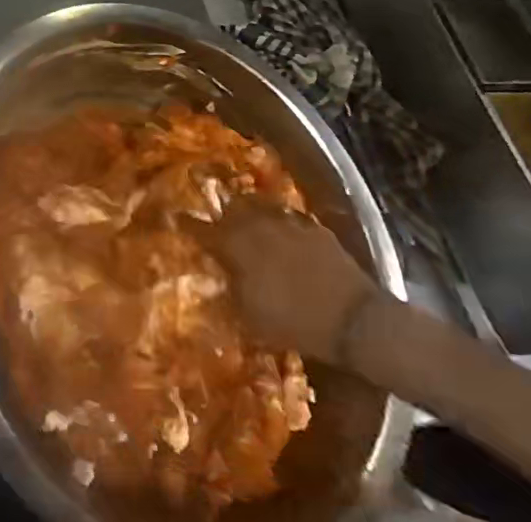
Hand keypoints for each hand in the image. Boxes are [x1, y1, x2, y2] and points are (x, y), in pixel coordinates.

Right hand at [196, 205, 381, 366]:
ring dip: (250, 212)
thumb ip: (229, 293)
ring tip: (246, 219)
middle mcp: (259, 226)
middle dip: (222, 212)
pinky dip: (280, 223)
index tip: (176, 218)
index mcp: (237, 246)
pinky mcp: (315, 229)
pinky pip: (289, 218)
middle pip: (233, 208)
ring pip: (261, 207)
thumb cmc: (295, 322)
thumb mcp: (250, 318)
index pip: (203, 230)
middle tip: (215, 219)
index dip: (188, 224)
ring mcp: (289, 223)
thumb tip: (215, 280)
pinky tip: (283, 234)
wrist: (353, 319)